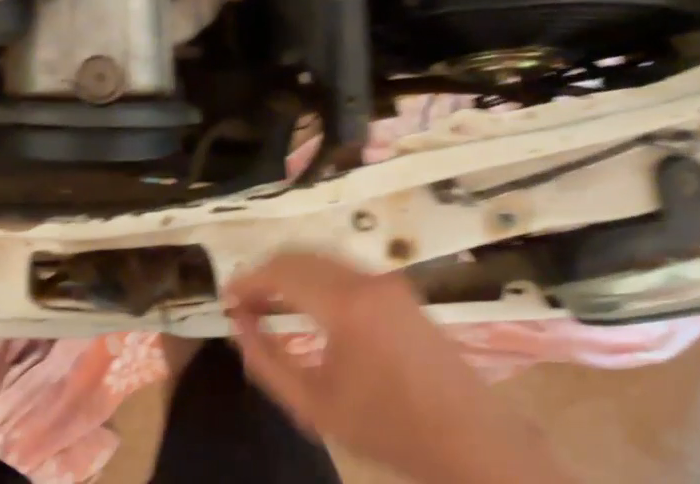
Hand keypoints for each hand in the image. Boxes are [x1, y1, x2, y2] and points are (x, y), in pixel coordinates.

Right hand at [225, 251, 572, 483]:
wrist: (474, 444)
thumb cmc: (390, 430)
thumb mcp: (315, 406)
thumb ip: (267, 361)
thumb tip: (238, 325)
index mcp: (344, 305)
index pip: (280, 272)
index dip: (247, 281)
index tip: (225, 299)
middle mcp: (365, 279)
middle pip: (300, 255)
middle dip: (265, 274)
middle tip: (242, 302)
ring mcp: (388, 281)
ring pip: (322, 258)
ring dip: (290, 274)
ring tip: (269, 304)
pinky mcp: (401, 290)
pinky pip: (345, 269)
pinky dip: (316, 278)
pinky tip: (307, 306)